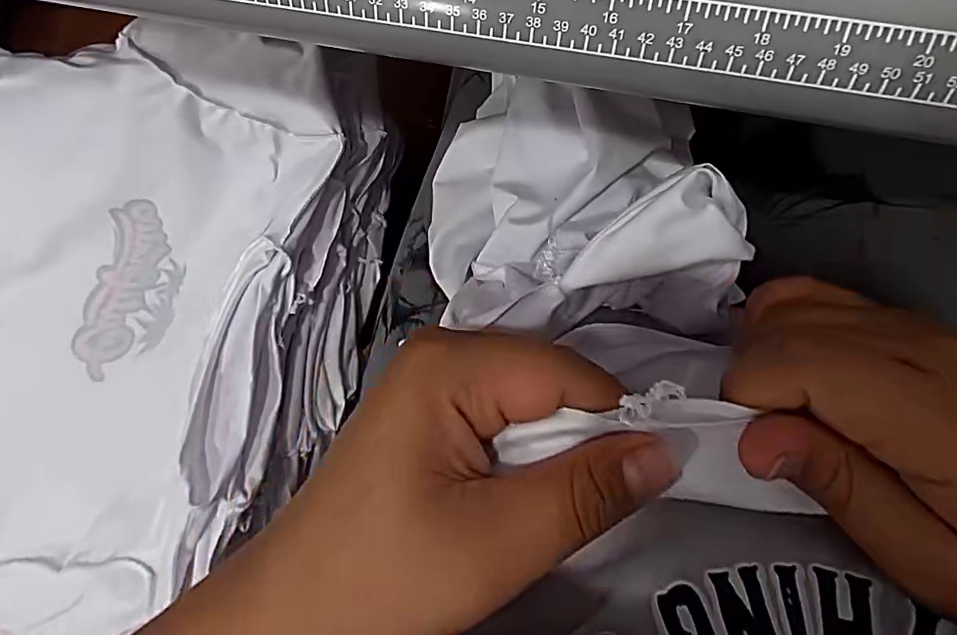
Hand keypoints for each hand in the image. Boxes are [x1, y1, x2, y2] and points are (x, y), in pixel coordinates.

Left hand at [150, 327, 678, 634]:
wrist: (291, 616)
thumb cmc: (382, 579)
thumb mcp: (494, 543)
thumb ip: (585, 492)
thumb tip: (665, 449)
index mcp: (450, 361)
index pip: (564, 371)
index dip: (614, 420)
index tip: (647, 474)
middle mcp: (441, 349)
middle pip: (546, 376)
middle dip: (580, 435)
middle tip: (592, 500)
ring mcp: (431, 375)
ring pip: (527, 395)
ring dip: (552, 447)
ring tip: (544, 503)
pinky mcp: (428, 406)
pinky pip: (499, 409)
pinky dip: (522, 449)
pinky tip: (513, 490)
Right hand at [723, 277, 956, 634]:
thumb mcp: (933, 567)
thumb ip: (840, 489)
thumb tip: (751, 439)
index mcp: (932, 413)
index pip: (799, 363)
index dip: (749, 398)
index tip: (748, 448)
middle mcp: (921, 347)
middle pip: (788, 326)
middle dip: (748, 375)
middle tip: (762, 436)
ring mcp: (919, 324)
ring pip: (796, 301)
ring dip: (761, 346)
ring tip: (775, 404)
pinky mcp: (916, 321)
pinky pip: (824, 294)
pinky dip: (786, 318)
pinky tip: (791, 360)